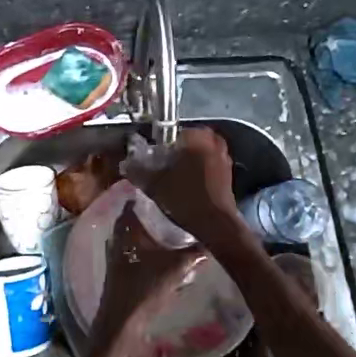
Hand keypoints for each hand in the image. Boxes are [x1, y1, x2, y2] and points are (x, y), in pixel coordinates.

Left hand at [91, 204, 200, 356]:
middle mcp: (119, 240)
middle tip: (171, 211)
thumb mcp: (175, 268)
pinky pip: (134, 253)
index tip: (163, 191)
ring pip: (133, 238)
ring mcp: (117, 258)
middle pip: (133, 221)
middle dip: (150, 216)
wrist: (122, 322)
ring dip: (148, 234)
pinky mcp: (119, 273)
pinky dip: (146, 250)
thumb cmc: (145, 288)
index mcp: (128, 232)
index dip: (147, 196)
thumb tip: (212, 241)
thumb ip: (194, 253)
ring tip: (170, 231)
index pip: (134, 205)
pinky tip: (161, 256)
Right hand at [130, 127, 242, 245]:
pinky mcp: (228, 171)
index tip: (149, 161)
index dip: (156, 148)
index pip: (169, 133)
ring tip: (170, 180)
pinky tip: (184, 186)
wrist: (215, 223)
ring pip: (195, 154)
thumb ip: (139, 170)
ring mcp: (223, 155)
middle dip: (171, 155)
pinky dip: (195, 171)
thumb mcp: (155, 184)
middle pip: (183, 144)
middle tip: (158, 170)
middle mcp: (213, 139)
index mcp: (196, 135)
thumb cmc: (184, 199)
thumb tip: (127, 164)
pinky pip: (205, 164)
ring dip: (183, 164)